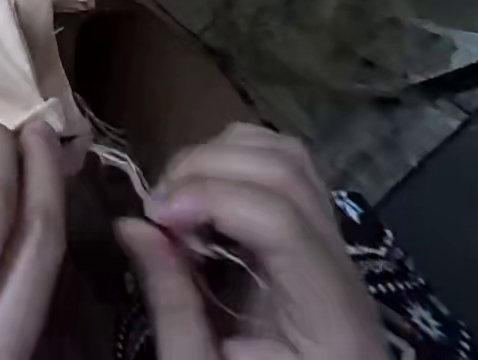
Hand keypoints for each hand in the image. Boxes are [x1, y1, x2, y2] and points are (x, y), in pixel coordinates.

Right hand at [116, 123, 386, 359]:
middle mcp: (348, 274)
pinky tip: (201, 192)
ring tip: (179, 196)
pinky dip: (230, 157)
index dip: (208, 198)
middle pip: (284, 173)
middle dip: (204, 169)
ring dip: (216, 156)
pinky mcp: (315, 236)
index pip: (281, 221)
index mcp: (332, 322)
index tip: (153, 217)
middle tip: (160, 207)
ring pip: (284, 156)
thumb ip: (170, 301)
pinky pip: (283, 164)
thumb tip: (129, 223)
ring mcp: (337, 249)